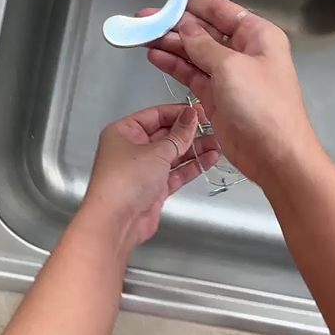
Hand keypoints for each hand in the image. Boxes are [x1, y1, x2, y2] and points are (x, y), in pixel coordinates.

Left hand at [79, 103, 219, 247]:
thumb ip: (178, 135)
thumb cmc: (127, 180)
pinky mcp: (154, 189)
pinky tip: (208, 160)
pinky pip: (175, 173)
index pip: (155, 115)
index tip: (201, 112)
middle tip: (213, 129)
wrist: (116, 222)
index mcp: (124, 132)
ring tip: (217, 144)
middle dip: (189, 133)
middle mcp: (132, 149)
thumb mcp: (156, 152)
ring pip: (173, 155)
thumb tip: (192, 116)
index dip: (179, 113)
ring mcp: (143, 170)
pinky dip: (191, 167)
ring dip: (194, 150)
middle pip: (165, 135)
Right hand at [146, 0, 321, 186]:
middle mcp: (244, 52)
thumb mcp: (231, 67)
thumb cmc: (262, 105)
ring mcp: (229, 76)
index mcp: (257, 36)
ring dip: (170, 45)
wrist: (275, 155)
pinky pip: (193, 75)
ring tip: (141, 36)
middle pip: (205, 31)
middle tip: (144, 20)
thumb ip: (203, 45)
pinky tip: (155, 56)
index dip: (195, 3)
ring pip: (195, 53)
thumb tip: (186, 27)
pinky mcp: (217, 97)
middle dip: (176, 25)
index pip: (222, 11)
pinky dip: (174, 65)